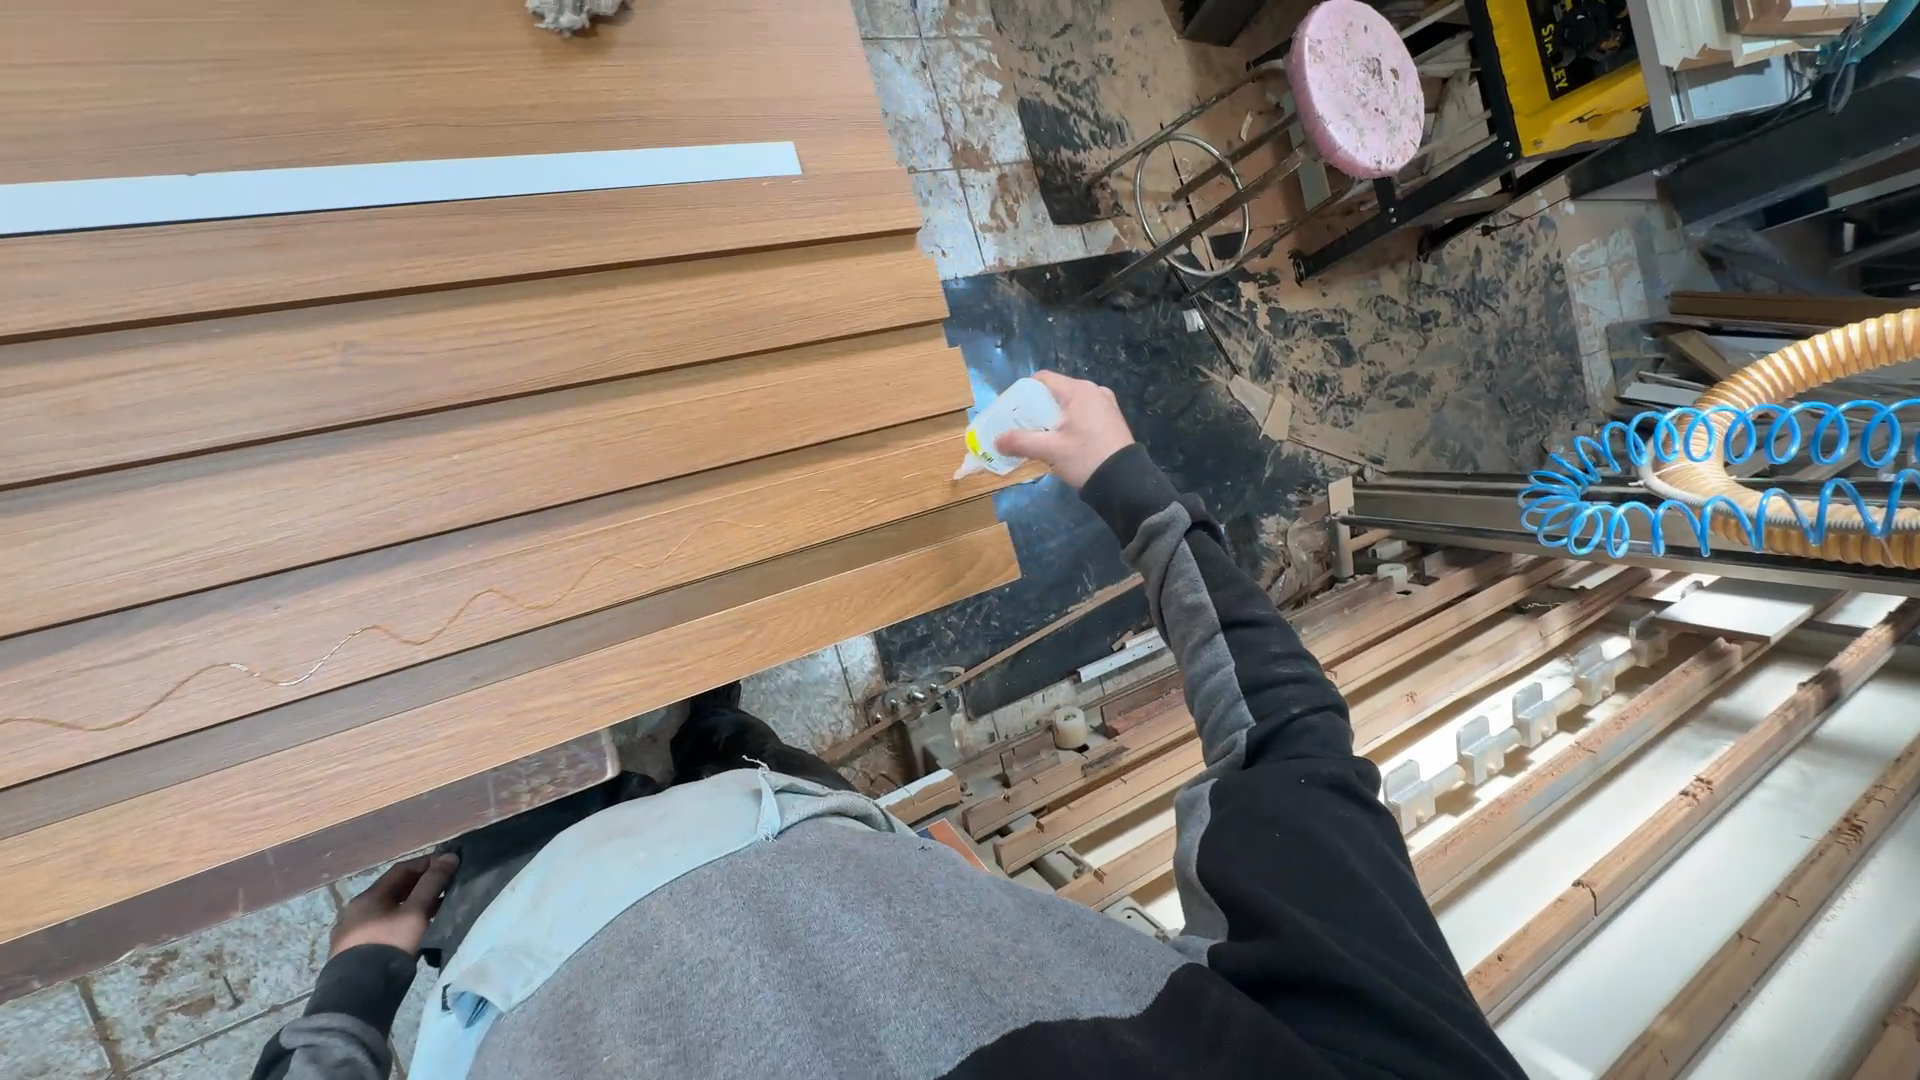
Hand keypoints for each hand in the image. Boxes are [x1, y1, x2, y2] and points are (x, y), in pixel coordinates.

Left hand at [330, 853, 458, 958]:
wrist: (359, 993)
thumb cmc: (389, 944)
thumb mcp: (416, 912)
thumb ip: (432, 883)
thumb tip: (449, 857)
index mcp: (367, 898)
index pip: (402, 869)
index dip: (428, 863)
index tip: (450, 864)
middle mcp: (356, 912)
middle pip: (395, 889)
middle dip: (422, 884)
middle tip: (448, 883)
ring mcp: (353, 933)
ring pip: (390, 910)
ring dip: (414, 904)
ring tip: (439, 906)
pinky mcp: (356, 952)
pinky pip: (385, 927)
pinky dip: (404, 921)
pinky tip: (418, 928)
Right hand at [992, 371, 1134, 488]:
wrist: (1124, 481)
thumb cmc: (1085, 458)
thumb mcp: (1050, 450)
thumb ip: (1021, 442)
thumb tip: (996, 441)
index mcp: (1078, 390)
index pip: (1042, 379)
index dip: (1023, 392)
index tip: (1012, 411)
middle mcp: (1094, 391)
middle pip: (1056, 392)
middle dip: (1037, 408)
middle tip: (1023, 427)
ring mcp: (1106, 404)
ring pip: (1070, 405)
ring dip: (1053, 418)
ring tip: (1041, 437)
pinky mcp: (1112, 419)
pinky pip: (1083, 414)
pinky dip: (1069, 423)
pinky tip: (1064, 442)